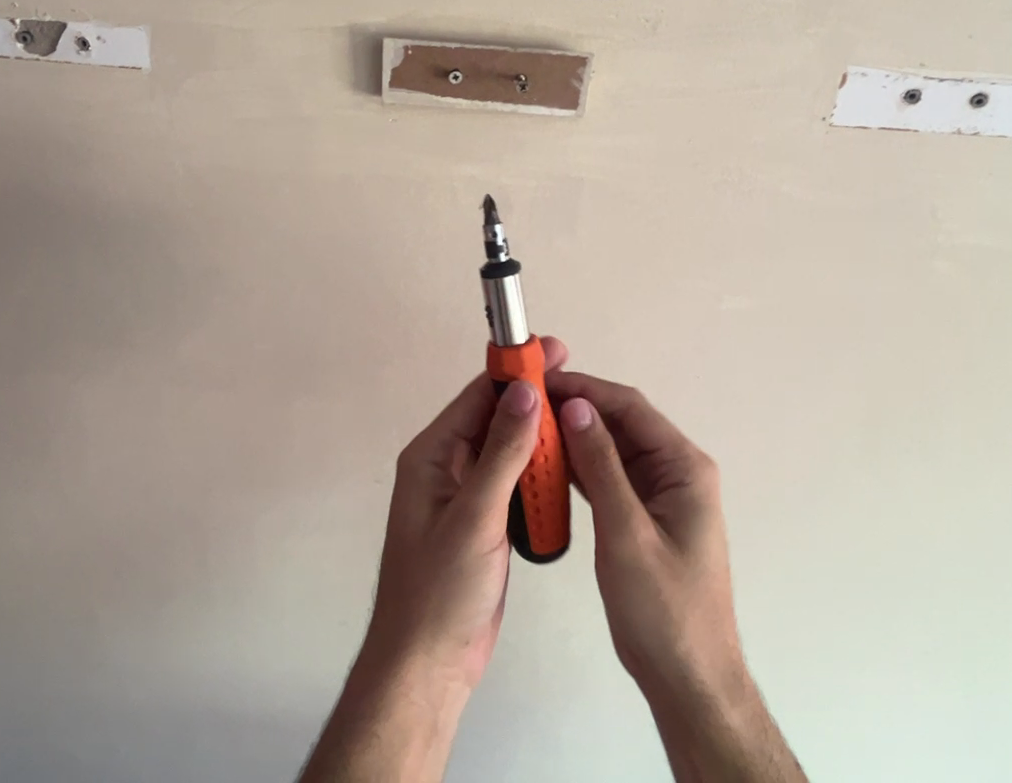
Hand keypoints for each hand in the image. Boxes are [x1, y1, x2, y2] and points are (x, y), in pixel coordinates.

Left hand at [299, 338, 569, 782]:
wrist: (429, 661)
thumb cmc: (440, 589)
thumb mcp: (474, 515)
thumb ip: (501, 452)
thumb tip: (525, 392)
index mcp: (431, 456)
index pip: (477, 397)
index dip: (516, 371)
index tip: (555, 351)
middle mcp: (446, 468)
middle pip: (494, 419)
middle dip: (534, 401)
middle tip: (580, 388)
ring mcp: (466, 496)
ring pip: (507, 451)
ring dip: (540, 438)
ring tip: (582, 424)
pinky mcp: (484, 521)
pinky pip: (513, 483)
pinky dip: (539, 473)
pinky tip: (568, 469)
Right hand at [550, 372, 807, 782]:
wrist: (687, 677)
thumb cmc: (662, 608)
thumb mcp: (626, 533)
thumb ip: (601, 467)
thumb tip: (575, 407)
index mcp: (684, 467)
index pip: (630, 407)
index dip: (584, 388)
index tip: (539, 381)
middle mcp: (676, 472)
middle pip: (621, 423)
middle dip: (575, 409)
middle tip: (525, 403)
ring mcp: (661, 495)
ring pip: (612, 450)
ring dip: (574, 438)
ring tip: (529, 426)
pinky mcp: (645, 516)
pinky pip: (609, 478)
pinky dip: (580, 469)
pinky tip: (547, 466)